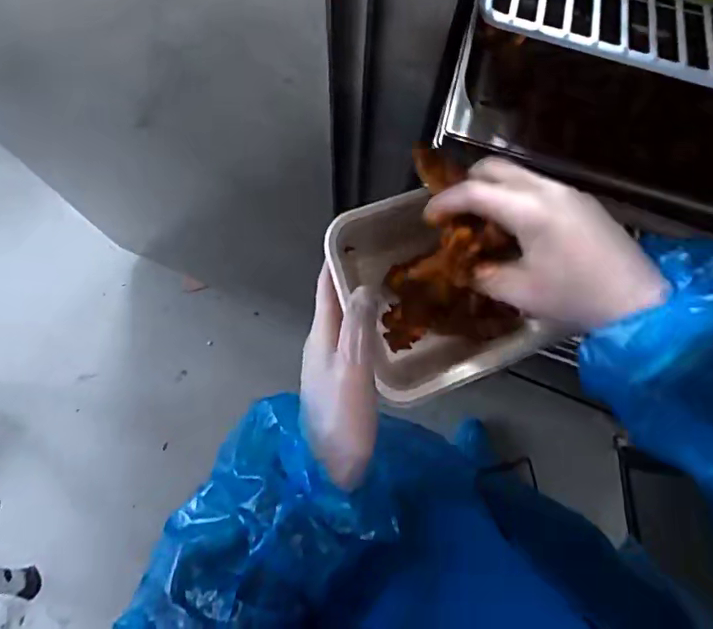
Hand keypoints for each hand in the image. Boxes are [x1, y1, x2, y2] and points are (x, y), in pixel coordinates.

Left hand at [300, 264, 379, 489]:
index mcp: (320, 336)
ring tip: (392, 289)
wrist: (330, 473)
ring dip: (361, 302)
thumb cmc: (342, 418)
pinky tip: (387, 331)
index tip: (355, 238)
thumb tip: (362, 285)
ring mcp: (328, 364)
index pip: (324, 288)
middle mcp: (320, 344)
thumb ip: (356, 326)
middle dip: (353, 278)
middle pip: (334, 302)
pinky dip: (367, 326)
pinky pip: (353, 340)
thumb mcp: (352, 368)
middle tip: (387, 260)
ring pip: (344, 321)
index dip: (335, 262)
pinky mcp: (340, 381)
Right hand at [426, 158, 668, 330]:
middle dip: (466, 185)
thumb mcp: (520, 292)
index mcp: (528, 208)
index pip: (473, 192)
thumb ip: (483, 274)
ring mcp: (567, 191)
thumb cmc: (577, 298)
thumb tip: (465, 266)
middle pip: (493, 167)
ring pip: (516, 173)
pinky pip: (536, 185)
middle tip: (456, 213)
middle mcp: (546, 189)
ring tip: (484, 221)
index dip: (444, 202)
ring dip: (492, 189)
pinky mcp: (582, 201)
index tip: (428, 218)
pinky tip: (517, 226)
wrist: (642, 305)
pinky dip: (515, 195)